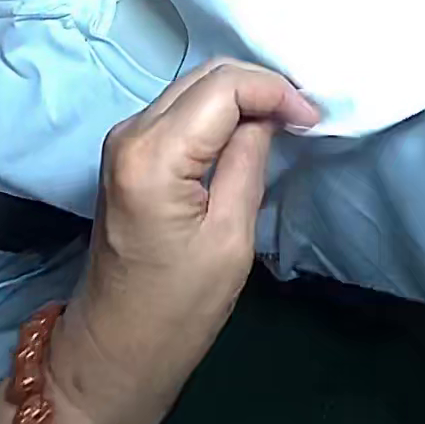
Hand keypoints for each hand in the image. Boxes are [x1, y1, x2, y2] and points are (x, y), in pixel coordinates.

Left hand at [45, 61, 319, 423]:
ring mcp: (125, 135)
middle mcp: (132, 130)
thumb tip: (269, 115)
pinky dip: (219, 107)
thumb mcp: (231, 238)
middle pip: (207, 75)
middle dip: (260, 85)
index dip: (273, 91)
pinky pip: (181, 105)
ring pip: (194, 84)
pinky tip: (247, 125)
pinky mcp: (127, 146)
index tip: (311, 118)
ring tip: (283, 117)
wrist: (113, 348)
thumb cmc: (177, 310)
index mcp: (154, 154)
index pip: (223, 87)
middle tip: (302, 114)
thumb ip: (249, 160)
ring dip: (241, 93)